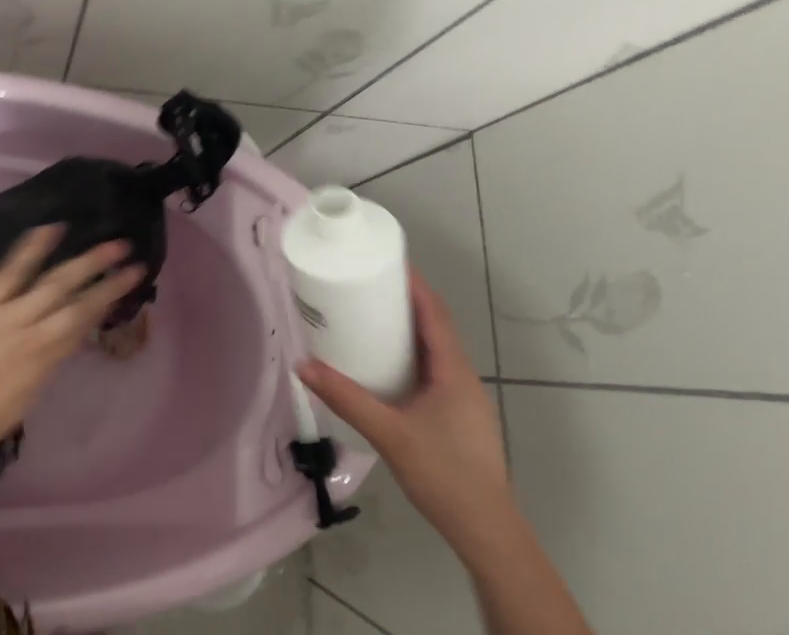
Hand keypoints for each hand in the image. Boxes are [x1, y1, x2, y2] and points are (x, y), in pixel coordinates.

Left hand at [0, 225, 143, 466]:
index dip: (104, 307)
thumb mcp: (18, 403)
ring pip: (56, 282)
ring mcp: (9, 314)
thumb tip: (48, 352)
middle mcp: (36, 335)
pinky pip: (12, 270)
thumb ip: (36, 372)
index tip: (122, 290)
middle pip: (80, 303)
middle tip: (134, 262)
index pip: (81, 328)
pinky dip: (33, 248)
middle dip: (108, 281)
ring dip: (86, 261)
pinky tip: (51, 229)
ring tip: (112, 243)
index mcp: (45, 365)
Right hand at [296, 273, 513, 554]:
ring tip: (370, 320)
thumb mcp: (388, 433)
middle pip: (435, 327)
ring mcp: (464, 399)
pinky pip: (434, 372)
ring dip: (408, 331)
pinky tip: (386, 369)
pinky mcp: (459, 417)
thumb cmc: (442, 472)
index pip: (434, 313)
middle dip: (404, 303)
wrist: (485, 527)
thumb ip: (346, 398)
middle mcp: (462, 377)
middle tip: (366, 287)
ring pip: (435, 351)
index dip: (413, 285)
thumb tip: (303, 366)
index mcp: (453, 371)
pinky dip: (411, 357)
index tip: (386, 261)